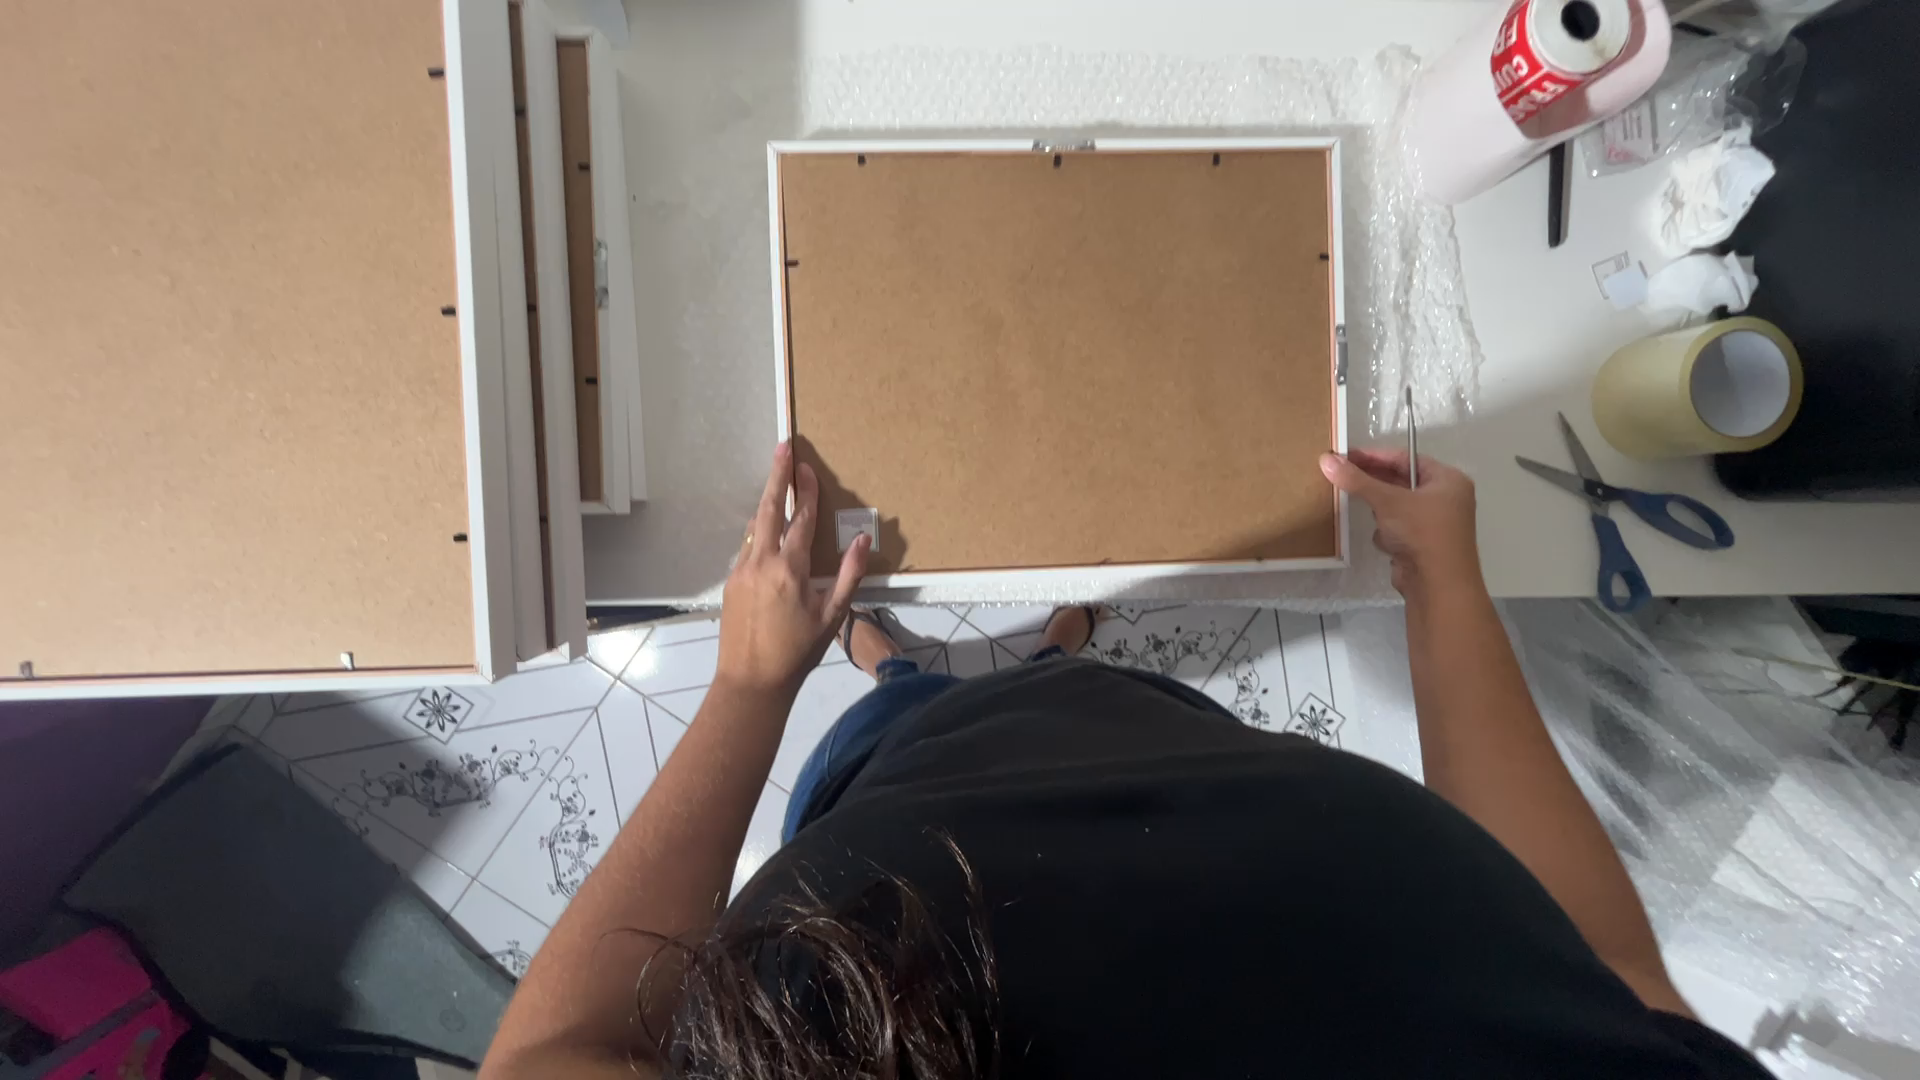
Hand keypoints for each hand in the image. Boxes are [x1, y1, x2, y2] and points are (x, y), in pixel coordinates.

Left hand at [715, 442, 870, 698]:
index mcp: (790, 570)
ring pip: (755, 526)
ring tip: (776, 481)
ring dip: (766, 501)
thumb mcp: (832, 616)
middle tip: (782, 448)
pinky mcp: (731, 581)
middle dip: (776, 477)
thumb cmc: (798, 652)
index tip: (807, 466)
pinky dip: (759, 529)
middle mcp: (761, 562)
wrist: (751, 682)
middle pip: (769, 509)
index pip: (802, 520)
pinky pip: (747, 545)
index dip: (806, 491)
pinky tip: (767, 527)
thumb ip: (849, 575)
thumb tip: (861, 540)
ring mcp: (741, 570)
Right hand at [1320, 449, 1481, 598]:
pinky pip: (1397, 527)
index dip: (1375, 456)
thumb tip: (1326, 460)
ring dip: (1381, 511)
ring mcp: (1435, 522)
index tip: (1346, 457)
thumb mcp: (1387, 501)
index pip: (1406, 458)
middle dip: (1374, 484)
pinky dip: (1387, 532)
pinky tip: (1386, 541)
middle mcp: (1445, 498)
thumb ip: (1356, 480)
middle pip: (1401, 481)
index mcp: (1447, 480)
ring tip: (1368, 512)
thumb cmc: (1421, 532)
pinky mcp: (1422, 543)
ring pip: (1395, 506)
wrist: (1438, 583)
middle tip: (1343, 477)